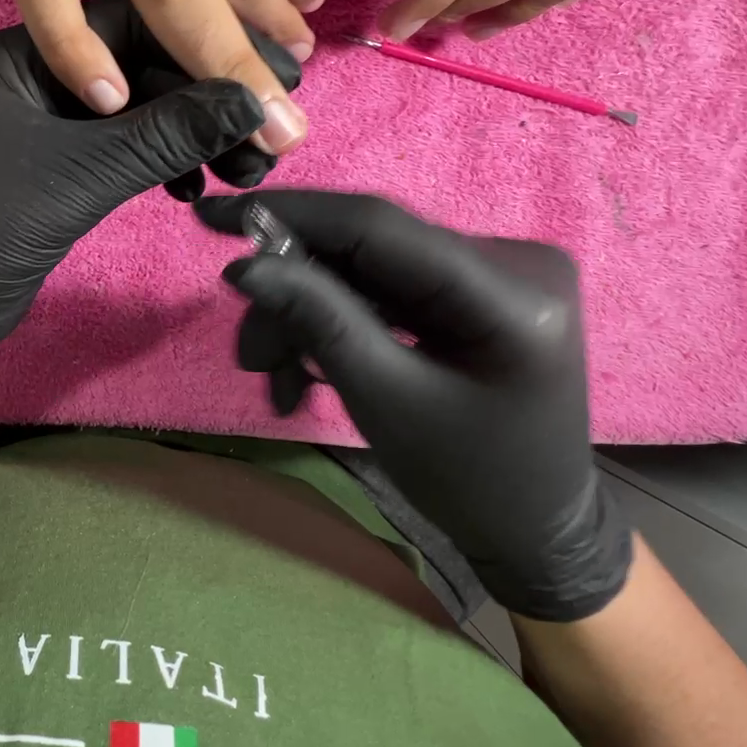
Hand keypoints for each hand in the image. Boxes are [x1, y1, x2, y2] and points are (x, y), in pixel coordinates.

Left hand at [0, 0, 299, 422]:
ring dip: (191, 139)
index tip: (282, 70)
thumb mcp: (78, 178)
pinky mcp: (53, 170)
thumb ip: (167, 135)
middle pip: (141, 70)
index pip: (133, 22)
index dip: (209, 42)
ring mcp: (44, 125)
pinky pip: (120, 153)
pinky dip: (160, 166)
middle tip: (273, 131)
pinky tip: (192, 188)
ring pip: (137, 116)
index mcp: (24, 53)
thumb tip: (258, 99)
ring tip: (245, 169)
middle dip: (207, 101)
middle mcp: (37, 77)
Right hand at [196, 190, 630, 620]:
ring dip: (310, 319)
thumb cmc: (469, 481)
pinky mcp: (474, 289)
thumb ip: (317, 322)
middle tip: (250, 357)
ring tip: (276, 380)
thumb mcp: (384, 402)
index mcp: (511, 292)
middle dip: (295, 298)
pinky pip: (383, 290)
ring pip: (364, 272)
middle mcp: (513, 259)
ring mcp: (495, 272)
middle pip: (364, 253)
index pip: (377, 227)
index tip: (211, 217)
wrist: (535, 530)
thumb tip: (242, 267)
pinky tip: (309, 371)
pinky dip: (338, 324)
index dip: (288, 216)